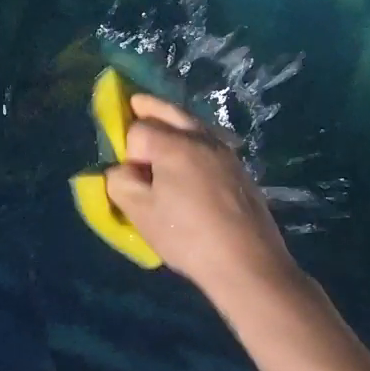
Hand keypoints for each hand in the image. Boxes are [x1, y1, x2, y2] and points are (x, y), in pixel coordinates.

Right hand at [105, 94, 301, 300]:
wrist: (249, 267)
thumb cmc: (188, 237)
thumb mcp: (140, 213)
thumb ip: (120, 182)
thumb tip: (123, 171)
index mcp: (173, 145)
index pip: (138, 129)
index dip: (128, 149)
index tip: (132, 176)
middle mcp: (202, 140)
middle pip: (170, 111)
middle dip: (150, 107)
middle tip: (135, 103)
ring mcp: (226, 154)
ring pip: (194, 124)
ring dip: (174, 121)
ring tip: (162, 131)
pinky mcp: (241, 172)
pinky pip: (210, 143)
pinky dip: (194, 140)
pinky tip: (190, 161)